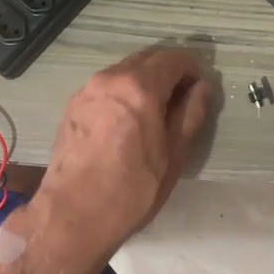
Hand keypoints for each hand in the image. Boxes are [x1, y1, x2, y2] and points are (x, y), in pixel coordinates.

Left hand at [35, 46, 212, 261]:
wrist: (74, 214)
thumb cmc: (133, 188)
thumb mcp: (174, 154)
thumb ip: (191, 114)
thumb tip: (201, 88)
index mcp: (140, 86)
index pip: (173, 59)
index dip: (192, 70)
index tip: (199, 90)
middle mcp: (111, 79)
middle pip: (147, 59)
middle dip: (168, 73)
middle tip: (180, 101)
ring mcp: (87, 90)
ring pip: (124, 72)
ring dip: (144, 82)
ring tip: (154, 113)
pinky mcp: (72, 106)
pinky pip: (106, 88)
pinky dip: (123, 94)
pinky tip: (128, 122)